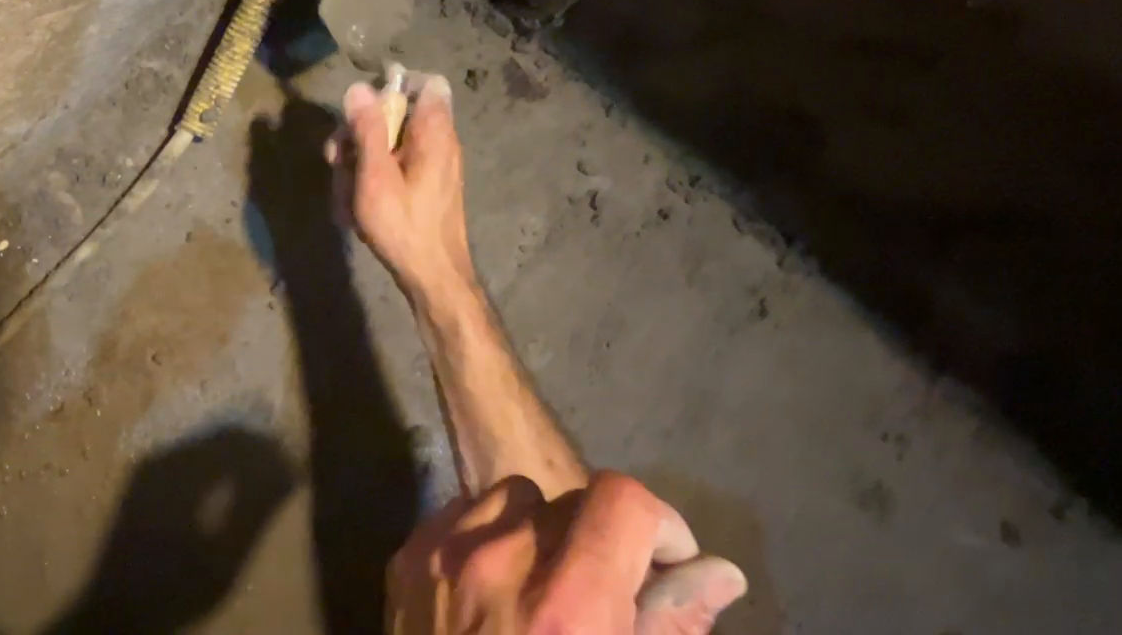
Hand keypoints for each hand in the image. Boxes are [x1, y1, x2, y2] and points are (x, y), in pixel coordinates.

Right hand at [327, 72, 471, 291]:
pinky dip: (373, 178)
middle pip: (397, 114)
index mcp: (434, 132)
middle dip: (361, 132)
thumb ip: (367, 129)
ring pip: (390, 143)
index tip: (361, 108)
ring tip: (345, 192)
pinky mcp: (425, 184)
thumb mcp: (375, 176)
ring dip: (360, 160)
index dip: (392, 86)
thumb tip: (358, 88)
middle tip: (337, 160)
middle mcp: (439, 141)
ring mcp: (433, 164)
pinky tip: (357, 205)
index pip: (426, 83)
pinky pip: (394, 166)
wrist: (432, 275)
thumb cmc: (403, 225)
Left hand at [388, 471, 747, 633]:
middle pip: (568, 500)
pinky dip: (485, 537)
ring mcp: (442, 554)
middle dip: (598, 539)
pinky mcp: (403, 560)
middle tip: (601, 593)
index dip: (657, 525)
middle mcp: (500, 562)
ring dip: (537, 533)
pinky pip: (459, 514)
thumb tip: (718, 571)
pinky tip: (491, 590)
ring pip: (510, 499)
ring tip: (541, 591)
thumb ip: (672, 629)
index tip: (662, 564)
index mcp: (568, 609)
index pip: (621, 500)